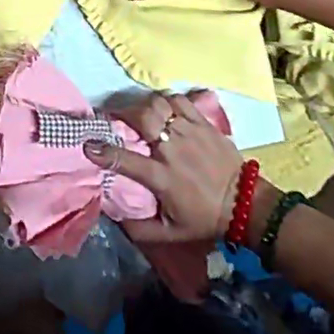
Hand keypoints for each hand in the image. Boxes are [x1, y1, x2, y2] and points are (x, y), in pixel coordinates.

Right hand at [84, 92, 244, 243]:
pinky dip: (167, 100)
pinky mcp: (204, 122)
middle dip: (124, 113)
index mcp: (162, 177)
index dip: (104, 152)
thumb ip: (140, 227)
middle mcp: (173, 150)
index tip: (89, 145)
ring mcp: (190, 131)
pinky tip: (164, 109)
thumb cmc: (204, 218)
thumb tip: (115, 215)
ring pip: (160, 104)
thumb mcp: (169, 233)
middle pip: (143, 117)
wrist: (244, 202)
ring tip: (140, 112)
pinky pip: (180, 100)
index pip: (126, 160)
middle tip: (116, 117)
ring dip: (145, 105)